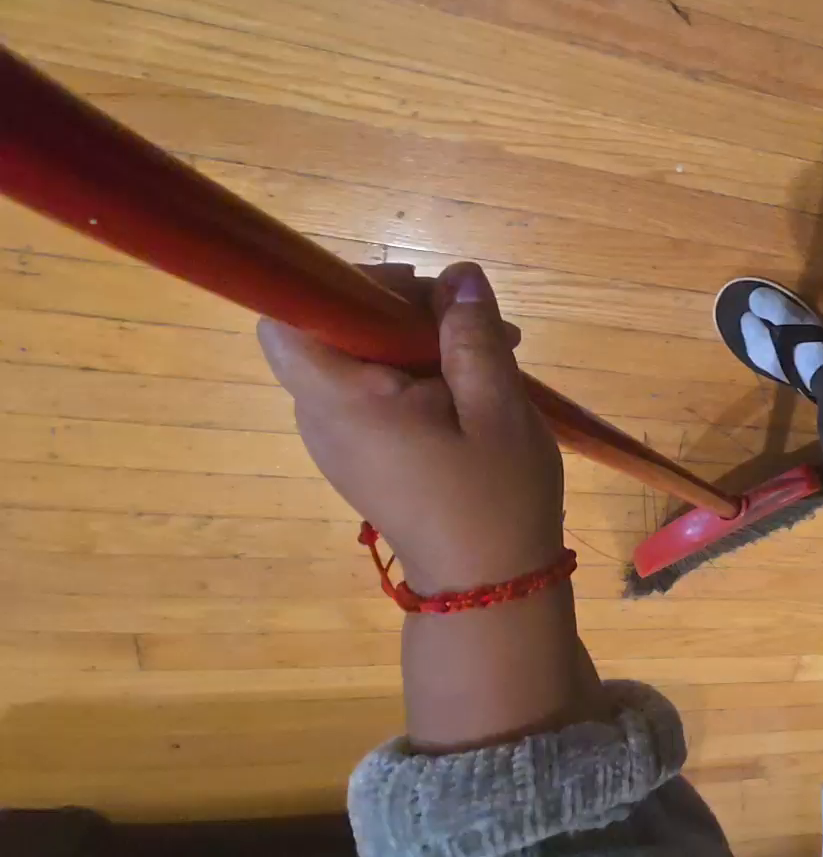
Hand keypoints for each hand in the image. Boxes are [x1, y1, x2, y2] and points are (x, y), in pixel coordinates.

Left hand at [258, 262, 564, 594]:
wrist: (491, 581)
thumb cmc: (497, 493)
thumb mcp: (500, 407)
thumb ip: (473, 338)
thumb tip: (459, 275)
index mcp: (348, 404)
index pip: (288, 320)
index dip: (341, 285)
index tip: (417, 289)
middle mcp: (325, 418)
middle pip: (333, 333)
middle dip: (407, 311)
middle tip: (487, 325)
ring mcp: (342, 440)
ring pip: (362, 361)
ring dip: (424, 343)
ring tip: (497, 357)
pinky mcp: (365, 455)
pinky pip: (376, 392)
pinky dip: (423, 375)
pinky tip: (478, 391)